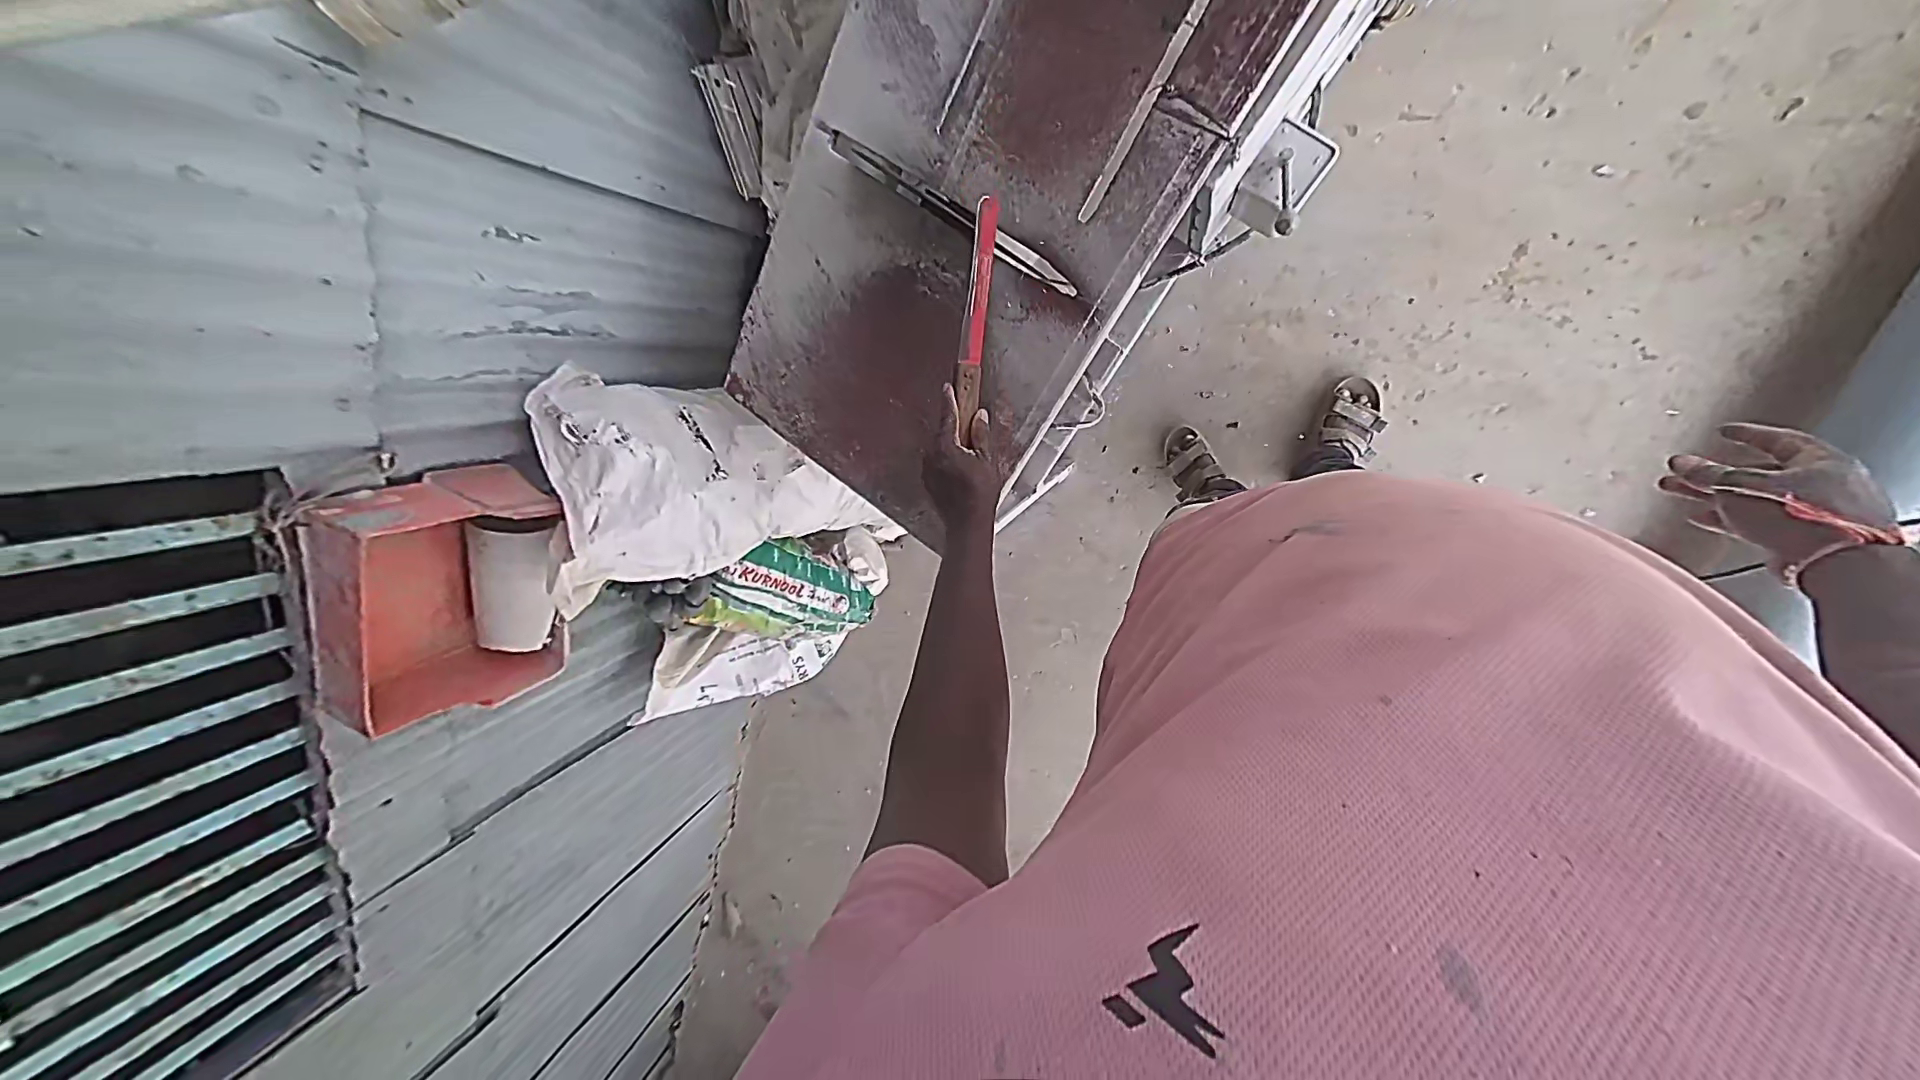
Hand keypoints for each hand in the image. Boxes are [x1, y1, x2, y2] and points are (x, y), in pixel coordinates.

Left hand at [924, 383, 1000, 535]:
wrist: (966, 523)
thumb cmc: (979, 494)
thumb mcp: (986, 460)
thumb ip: (980, 435)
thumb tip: (979, 416)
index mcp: (946, 447)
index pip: (947, 416)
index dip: (949, 400)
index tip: (948, 387)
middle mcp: (932, 456)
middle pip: (942, 432)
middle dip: (954, 425)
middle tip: (967, 418)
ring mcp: (928, 469)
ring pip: (939, 447)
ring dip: (951, 443)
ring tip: (968, 449)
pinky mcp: (928, 480)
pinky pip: (936, 461)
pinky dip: (947, 458)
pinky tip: (960, 465)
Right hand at [1660, 423, 1898, 573]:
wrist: (1834, 561)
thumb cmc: (1805, 517)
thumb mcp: (1744, 487)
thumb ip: (1710, 475)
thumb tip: (1684, 463)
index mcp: (1820, 462)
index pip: (1777, 440)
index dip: (1747, 435)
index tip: (1725, 432)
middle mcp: (1821, 483)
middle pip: (1755, 472)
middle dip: (1713, 472)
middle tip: (1683, 470)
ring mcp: (1811, 510)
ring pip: (1750, 497)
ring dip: (1711, 495)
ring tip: (1680, 491)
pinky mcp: (1799, 534)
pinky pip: (1754, 520)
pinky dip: (1726, 517)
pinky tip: (1705, 517)